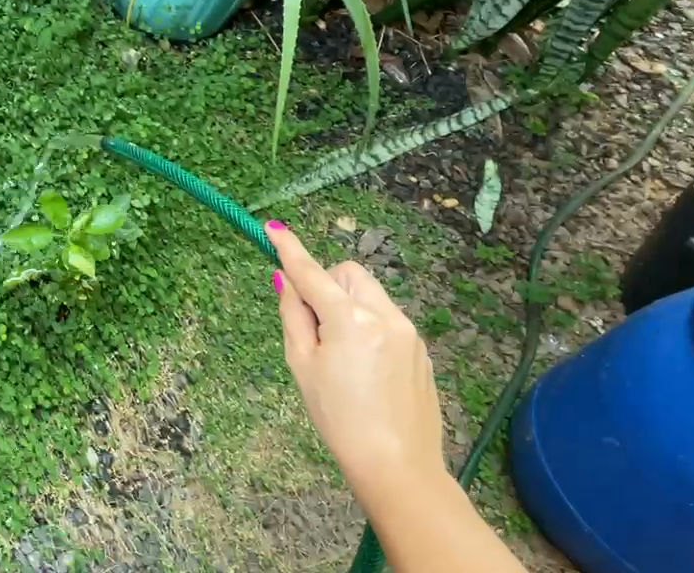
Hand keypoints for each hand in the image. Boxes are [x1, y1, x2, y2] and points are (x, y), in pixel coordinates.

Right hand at [267, 221, 446, 494]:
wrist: (398, 466)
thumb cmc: (338, 417)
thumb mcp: (301, 364)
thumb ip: (293, 315)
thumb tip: (286, 280)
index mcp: (349, 318)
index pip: (311, 271)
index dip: (289, 248)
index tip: (273, 227)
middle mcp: (384, 315)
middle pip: (347, 273)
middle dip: (327, 283)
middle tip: (313, 322)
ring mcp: (408, 331)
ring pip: (368, 293)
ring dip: (347, 303)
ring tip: (339, 350)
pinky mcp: (420, 348)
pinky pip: (386, 317)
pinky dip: (367, 323)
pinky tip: (363, 366)